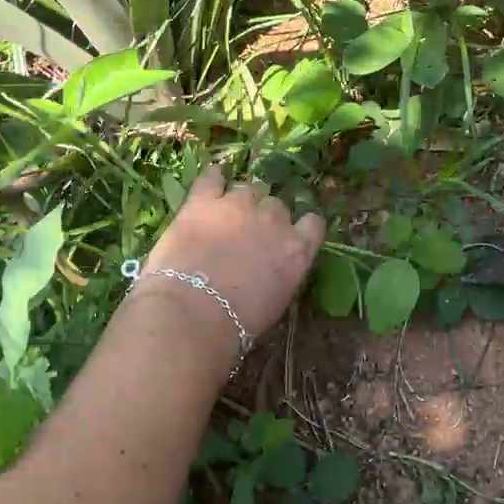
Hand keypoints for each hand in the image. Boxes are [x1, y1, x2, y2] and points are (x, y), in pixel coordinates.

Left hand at [137, 166, 325, 341]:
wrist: (190, 316)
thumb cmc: (235, 326)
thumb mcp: (274, 302)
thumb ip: (280, 273)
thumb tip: (268, 269)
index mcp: (296, 250)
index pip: (313, 223)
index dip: (301, 226)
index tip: (290, 235)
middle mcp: (274, 221)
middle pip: (276, 205)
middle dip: (265, 216)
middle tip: (248, 234)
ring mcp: (238, 205)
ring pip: (248, 188)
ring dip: (241, 199)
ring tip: (227, 213)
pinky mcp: (203, 201)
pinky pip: (212, 178)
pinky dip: (213, 177)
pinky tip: (213, 177)